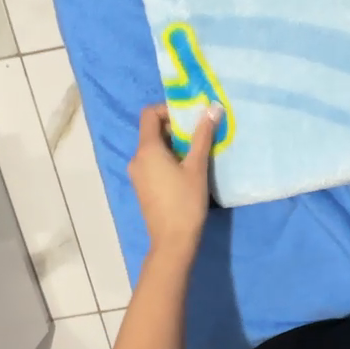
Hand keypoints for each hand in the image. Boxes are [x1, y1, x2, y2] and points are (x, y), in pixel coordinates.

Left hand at [129, 103, 218, 258]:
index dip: (168, 109)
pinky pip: (152, 163)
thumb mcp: (197, 167)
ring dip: (173, 145)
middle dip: (175, 129)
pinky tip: (186, 172)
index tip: (190, 118)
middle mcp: (136, 158)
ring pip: (153, 148)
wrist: (173, 241)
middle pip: (152, 131)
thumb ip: (203, 136)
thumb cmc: (186, 202)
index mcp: (147, 149)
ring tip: (196, 155)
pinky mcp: (142, 187)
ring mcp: (137, 174)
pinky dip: (167, 159)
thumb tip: (213, 108)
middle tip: (199, 136)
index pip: (149, 114)